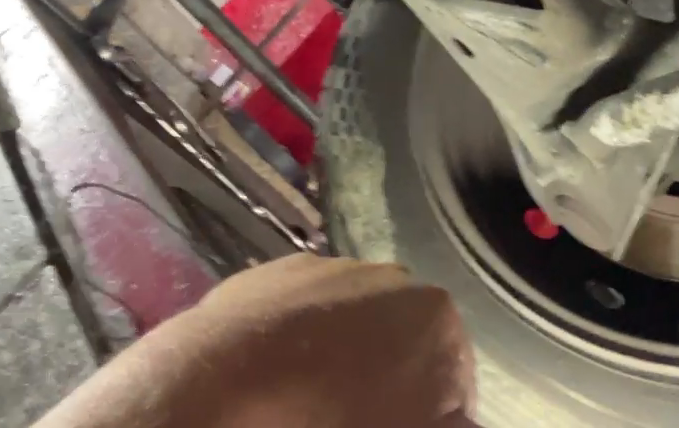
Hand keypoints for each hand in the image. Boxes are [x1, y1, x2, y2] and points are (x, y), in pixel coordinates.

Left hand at [196, 253, 475, 425]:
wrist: (219, 387)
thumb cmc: (329, 421)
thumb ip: (451, 421)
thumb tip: (459, 416)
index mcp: (436, 314)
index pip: (455, 383)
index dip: (426, 416)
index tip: (393, 425)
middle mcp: (392, 275)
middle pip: (403, 344)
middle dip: (387, 380)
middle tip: (353, 416)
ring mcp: (333, 266)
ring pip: (353, 323)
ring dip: (342, 356)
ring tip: (307, 400)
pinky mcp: (280, 267)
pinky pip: (304, 310)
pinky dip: (298, 338)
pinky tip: (274, 376)